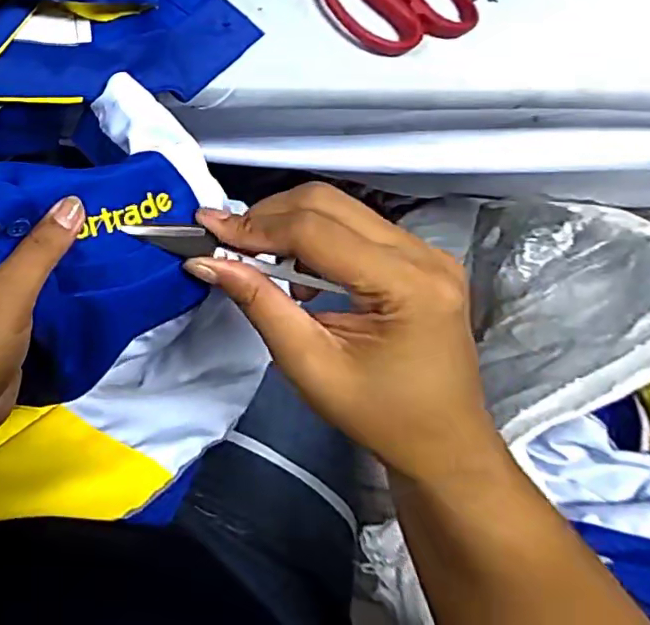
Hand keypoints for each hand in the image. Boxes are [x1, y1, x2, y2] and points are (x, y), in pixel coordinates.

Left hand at [0, 196, 84, 508]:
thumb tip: (72, 201)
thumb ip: (40, 249)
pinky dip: (52, 276)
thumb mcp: (10, 293)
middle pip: (13, 232)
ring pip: (24, 260)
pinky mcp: (5, 315)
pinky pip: (31, 286)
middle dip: (46, 219)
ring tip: (98, 223)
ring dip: (52, 248)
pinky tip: (83, 264)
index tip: (69, 178)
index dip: (29, 192)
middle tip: (94, 199)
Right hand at [181, 183, 500, 487]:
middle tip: (227, 242)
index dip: (255, 227)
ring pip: (335, 206)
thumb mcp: (307, 362)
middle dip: (266, 216)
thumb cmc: (379, 413)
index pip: (315, 231)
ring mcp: (425, 252)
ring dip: (285, 221)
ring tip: (255, 254)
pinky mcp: (416, 256)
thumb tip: (205, 260)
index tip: (207, 230)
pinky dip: (308, 232)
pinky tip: (294, 266)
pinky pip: (349, 222)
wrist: (444, 446)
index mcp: (409, 286)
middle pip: (325, 203)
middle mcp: (424, 257)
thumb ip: (257, 301)